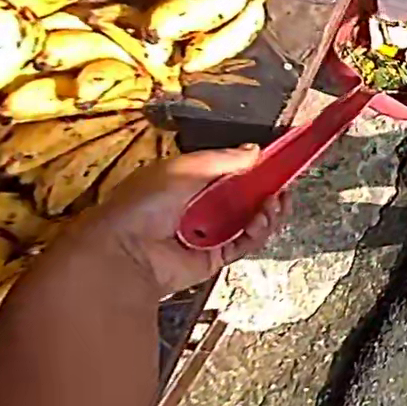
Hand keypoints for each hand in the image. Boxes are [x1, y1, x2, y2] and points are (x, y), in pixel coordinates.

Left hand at [63, 147, 288, 300]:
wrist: (123, 254)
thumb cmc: (140, 207)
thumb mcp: (182, 169)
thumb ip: (222, 159)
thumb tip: (256, 150)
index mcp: (188, 186)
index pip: (232, 175)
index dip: (256, 170)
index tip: (277, 165)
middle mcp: (201, 209)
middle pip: (249, 198)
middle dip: (270, 192)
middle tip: (283, 187)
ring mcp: (210, 233)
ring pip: (254, 220)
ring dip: (270, 211)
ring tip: (274, 203)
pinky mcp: (218, 255)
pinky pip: (249, 242)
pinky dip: (260, 231)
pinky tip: (261, 220)